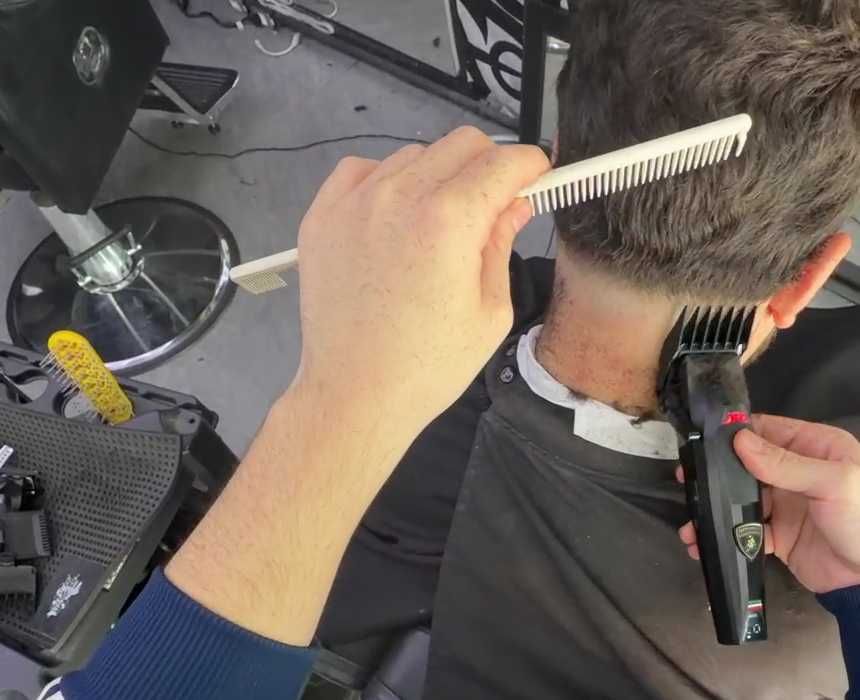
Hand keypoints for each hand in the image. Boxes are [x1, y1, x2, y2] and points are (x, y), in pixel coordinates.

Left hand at [290, 127, 549, 443]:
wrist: (356, 395)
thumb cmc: (425, 368)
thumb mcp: (490, 314)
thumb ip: (502, 246)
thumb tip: (512, 207)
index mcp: (450, 222)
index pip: (504, 163)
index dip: (530, 169)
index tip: (535, 180)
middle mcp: (400, 196)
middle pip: (462, 144)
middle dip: (489, 167)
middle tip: (493, 208)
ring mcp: (355, 202)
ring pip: (414, 155)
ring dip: (439, 177)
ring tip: (439, 227)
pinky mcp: (323, 216)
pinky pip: (365, 171)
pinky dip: (389, 183)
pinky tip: (396, 221)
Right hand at [677, 414, 859, 592]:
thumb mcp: (834, 483)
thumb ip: (785, 463)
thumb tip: (739, 440)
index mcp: (816, 447)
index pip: (767, 431)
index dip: (734, 435)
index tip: (701, 444)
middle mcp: (798, 473)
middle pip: (747, 467)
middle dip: (716, 476)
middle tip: (685, 483)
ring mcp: (786, 506)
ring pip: (740, 501)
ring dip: (715, 511)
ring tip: (690, 525)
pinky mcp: (778, 537)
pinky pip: (744, 532)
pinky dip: (724, 538)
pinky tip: (702, 545)